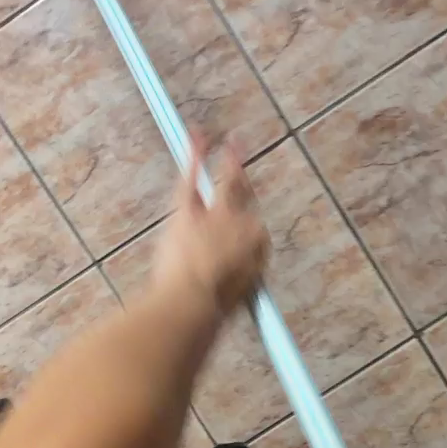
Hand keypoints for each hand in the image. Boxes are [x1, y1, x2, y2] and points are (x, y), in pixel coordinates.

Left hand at [155, 133, 267, 314]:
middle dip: (246, 182)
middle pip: (247, 201)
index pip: (257, 234)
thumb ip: (235, 286)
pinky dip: (195, 155)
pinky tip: (197, 136)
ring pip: (226, 184)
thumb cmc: (211, 311)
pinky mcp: (189, 211)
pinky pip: (192, 178)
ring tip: (233, 140)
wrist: (189, 303)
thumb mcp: (233, 302)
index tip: (238, 240)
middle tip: (247, 165)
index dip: (247, 234)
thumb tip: (231, 287)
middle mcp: (244, 226)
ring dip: (230, 160)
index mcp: (258, 250)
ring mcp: (216, 214)